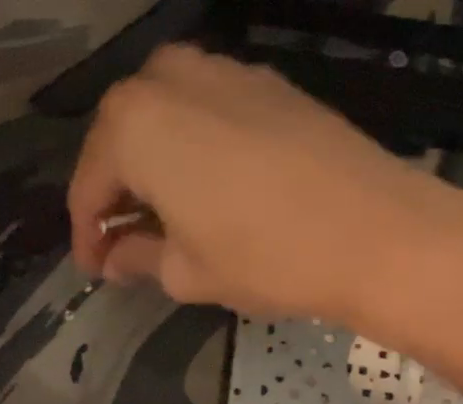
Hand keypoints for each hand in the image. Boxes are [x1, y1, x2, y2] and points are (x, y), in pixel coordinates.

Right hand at [67, 45, 462, 324]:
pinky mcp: (268, 82)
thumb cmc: (265, 257)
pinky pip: (210, 113)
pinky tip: (212, 190)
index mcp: (132, 123)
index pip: (89, 184)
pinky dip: (197, 149)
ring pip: (166, 119)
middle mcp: (168, 78)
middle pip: (123, 140)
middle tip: (126, 244)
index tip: (94, 270)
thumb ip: (138, 258)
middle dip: (118, 192)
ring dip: (157, 166)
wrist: (375, 230)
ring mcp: (224, 70)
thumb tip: (115, 257)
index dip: (87, 235)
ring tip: (168, 218)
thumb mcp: (187, 272)